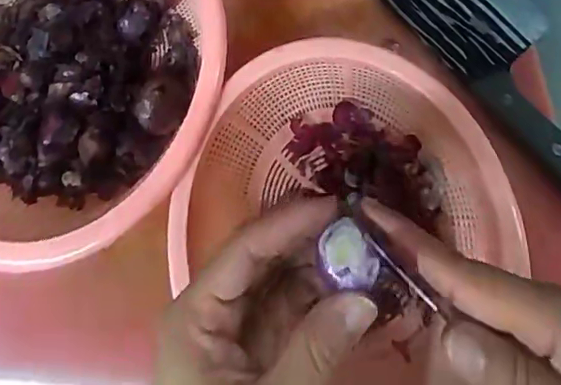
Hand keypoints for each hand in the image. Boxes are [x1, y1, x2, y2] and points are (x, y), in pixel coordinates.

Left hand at [156, 197, 380, 384]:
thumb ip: (313, 350)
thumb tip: (363, 296)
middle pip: (264, 260)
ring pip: (282, 283)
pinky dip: (324, 300)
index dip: (289, 222)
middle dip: (311, 242)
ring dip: (323, 268)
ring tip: (366, 251)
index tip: (336, 205)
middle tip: (360, 225)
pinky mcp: (258, 354)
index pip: (245, 249)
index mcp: (194, 314)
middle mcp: (211, 311)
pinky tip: (357, 288)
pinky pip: (292, 313)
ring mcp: (236, 332)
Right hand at [363, 201, 560, 384]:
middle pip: (469, 293)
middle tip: (365, 257)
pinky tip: (455, 330)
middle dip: (419, 278)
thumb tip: (446, 329)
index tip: (365, 210)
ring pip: (485, 317)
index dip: (412, 244)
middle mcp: (553, 313)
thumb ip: (517, 372)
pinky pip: (506, 337)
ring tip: (398, 289)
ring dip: (444, 311)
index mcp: (556, 315)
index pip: (467, 275)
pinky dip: (476, 332)